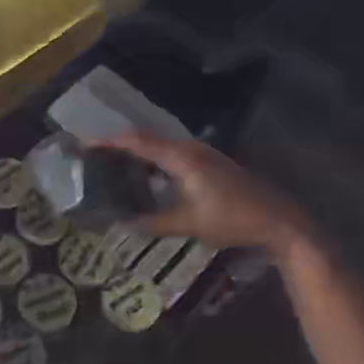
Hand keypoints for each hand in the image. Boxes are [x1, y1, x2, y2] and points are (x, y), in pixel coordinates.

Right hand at [104, 134, 314, 255]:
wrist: (280, 222)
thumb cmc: (232, 220)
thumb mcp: (187, 225)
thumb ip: (152, 222)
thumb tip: (121, 224)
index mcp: (182, 158)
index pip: (138, 142)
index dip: (109, 141)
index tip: (84, 143)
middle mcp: (191, 149)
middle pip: (147, 138)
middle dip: (119, 143)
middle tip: (93, 152)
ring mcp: (204, 154)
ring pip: (161, 146)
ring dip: (137, 151)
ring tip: (112, 161)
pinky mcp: (211, 163)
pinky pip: (172, 154)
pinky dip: (153, 159)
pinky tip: (145, 174)